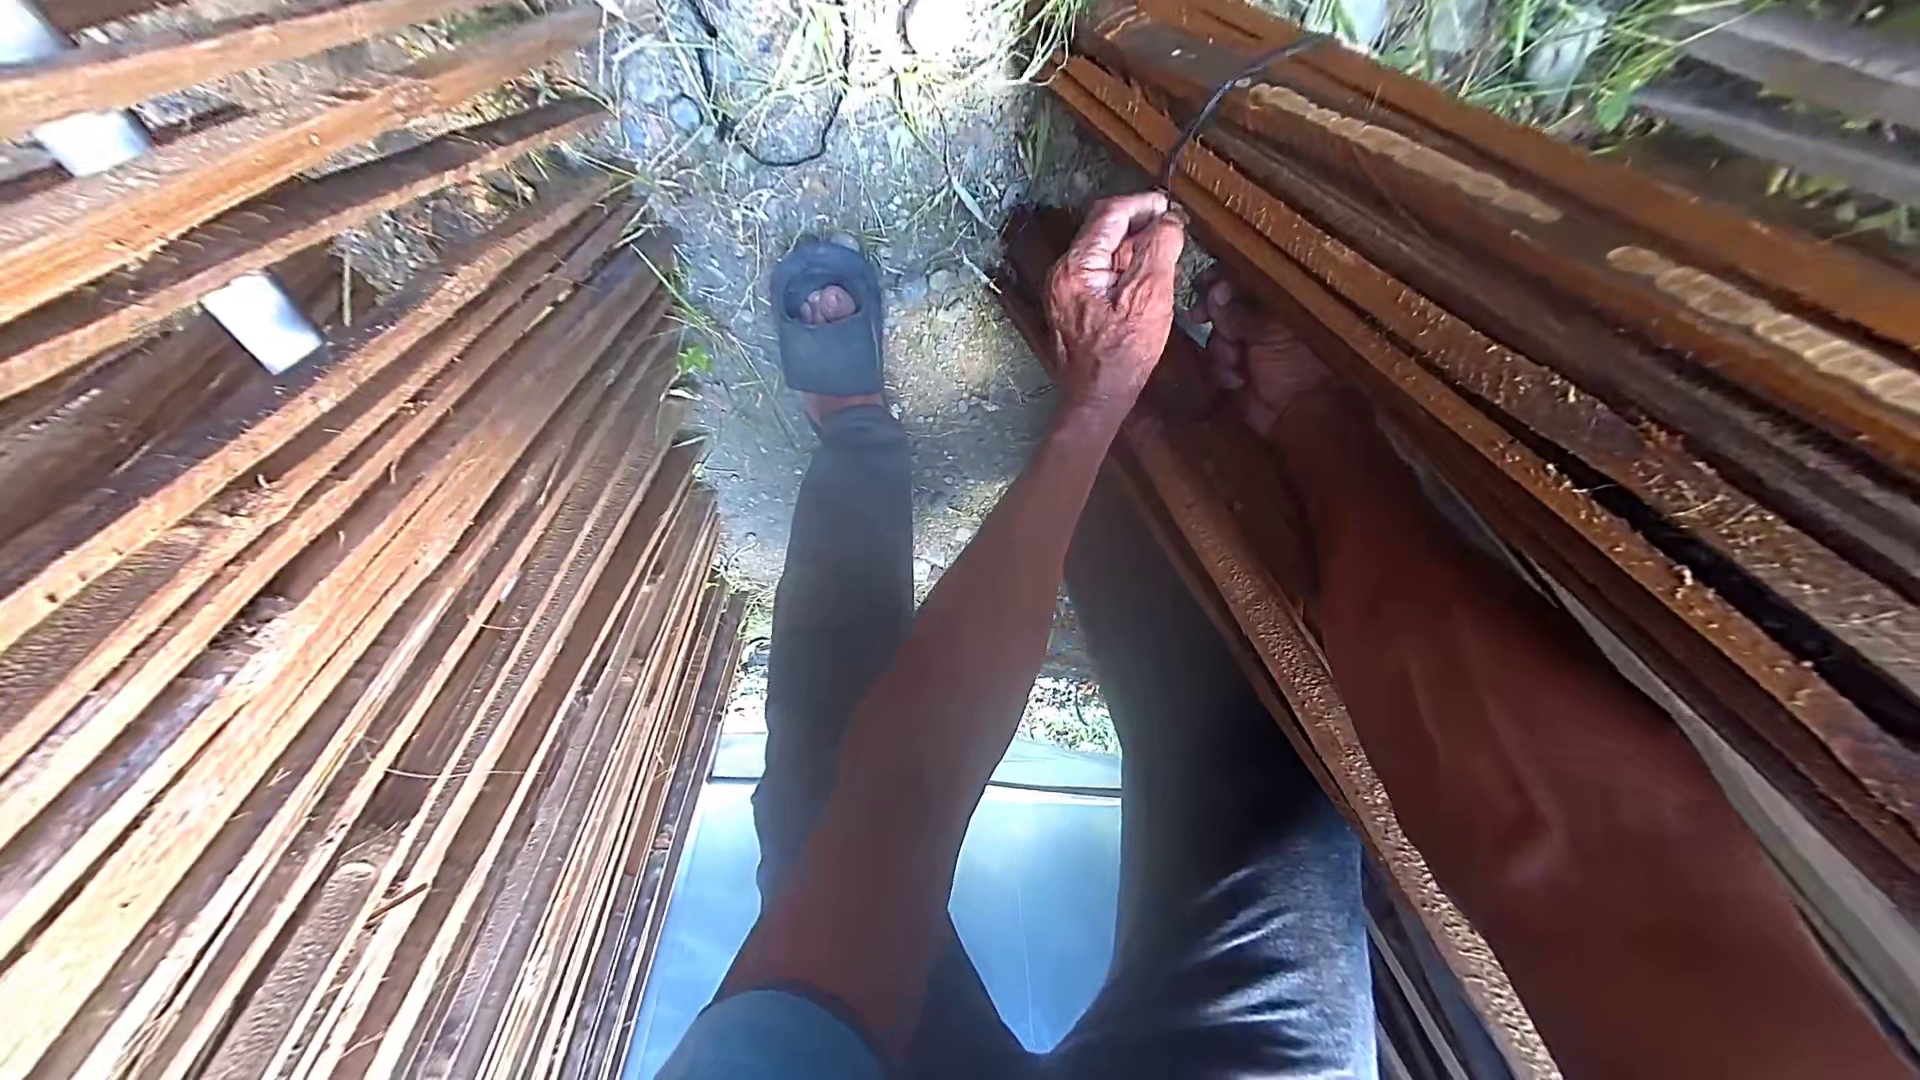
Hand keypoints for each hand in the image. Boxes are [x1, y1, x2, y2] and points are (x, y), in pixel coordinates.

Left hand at [1045, 193, 1187, 421]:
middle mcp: (1062, 276)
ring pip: (1104, 253)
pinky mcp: (1072, 308)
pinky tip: (1145, 283)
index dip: (1143, 205)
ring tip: (1163, 259)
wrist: (1097, 400)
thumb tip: (1169, 220)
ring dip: (1134, 249)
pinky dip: (1124, 271)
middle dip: (1140, 227)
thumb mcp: (1149, 298)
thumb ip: (1159, 249)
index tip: (1170, 209)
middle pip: (1104, 231)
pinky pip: (1101, 275)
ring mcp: (1064, 293)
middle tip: (1172, 232)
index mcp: (1074, 268)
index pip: (1109, 214)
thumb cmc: (1121, 358)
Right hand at [1190, 268, 1340, 439]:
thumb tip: (1215, 289)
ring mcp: (1243, 346)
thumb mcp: (1273, 333)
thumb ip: (1242, 311)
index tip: (1205, 286)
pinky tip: (1236, 381)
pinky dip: (1220, 371)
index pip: (1243, 279)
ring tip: (1237, 365)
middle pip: (1220, 305)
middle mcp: (1258, 320)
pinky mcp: (1230, 371)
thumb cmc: (1300, 366)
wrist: (1299, 414)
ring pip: (1214, 335)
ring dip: (1220, 349)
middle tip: (1199, 318)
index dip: (1221, 280)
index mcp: (1276, 302)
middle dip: (1211, 315)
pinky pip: (1211, 363)